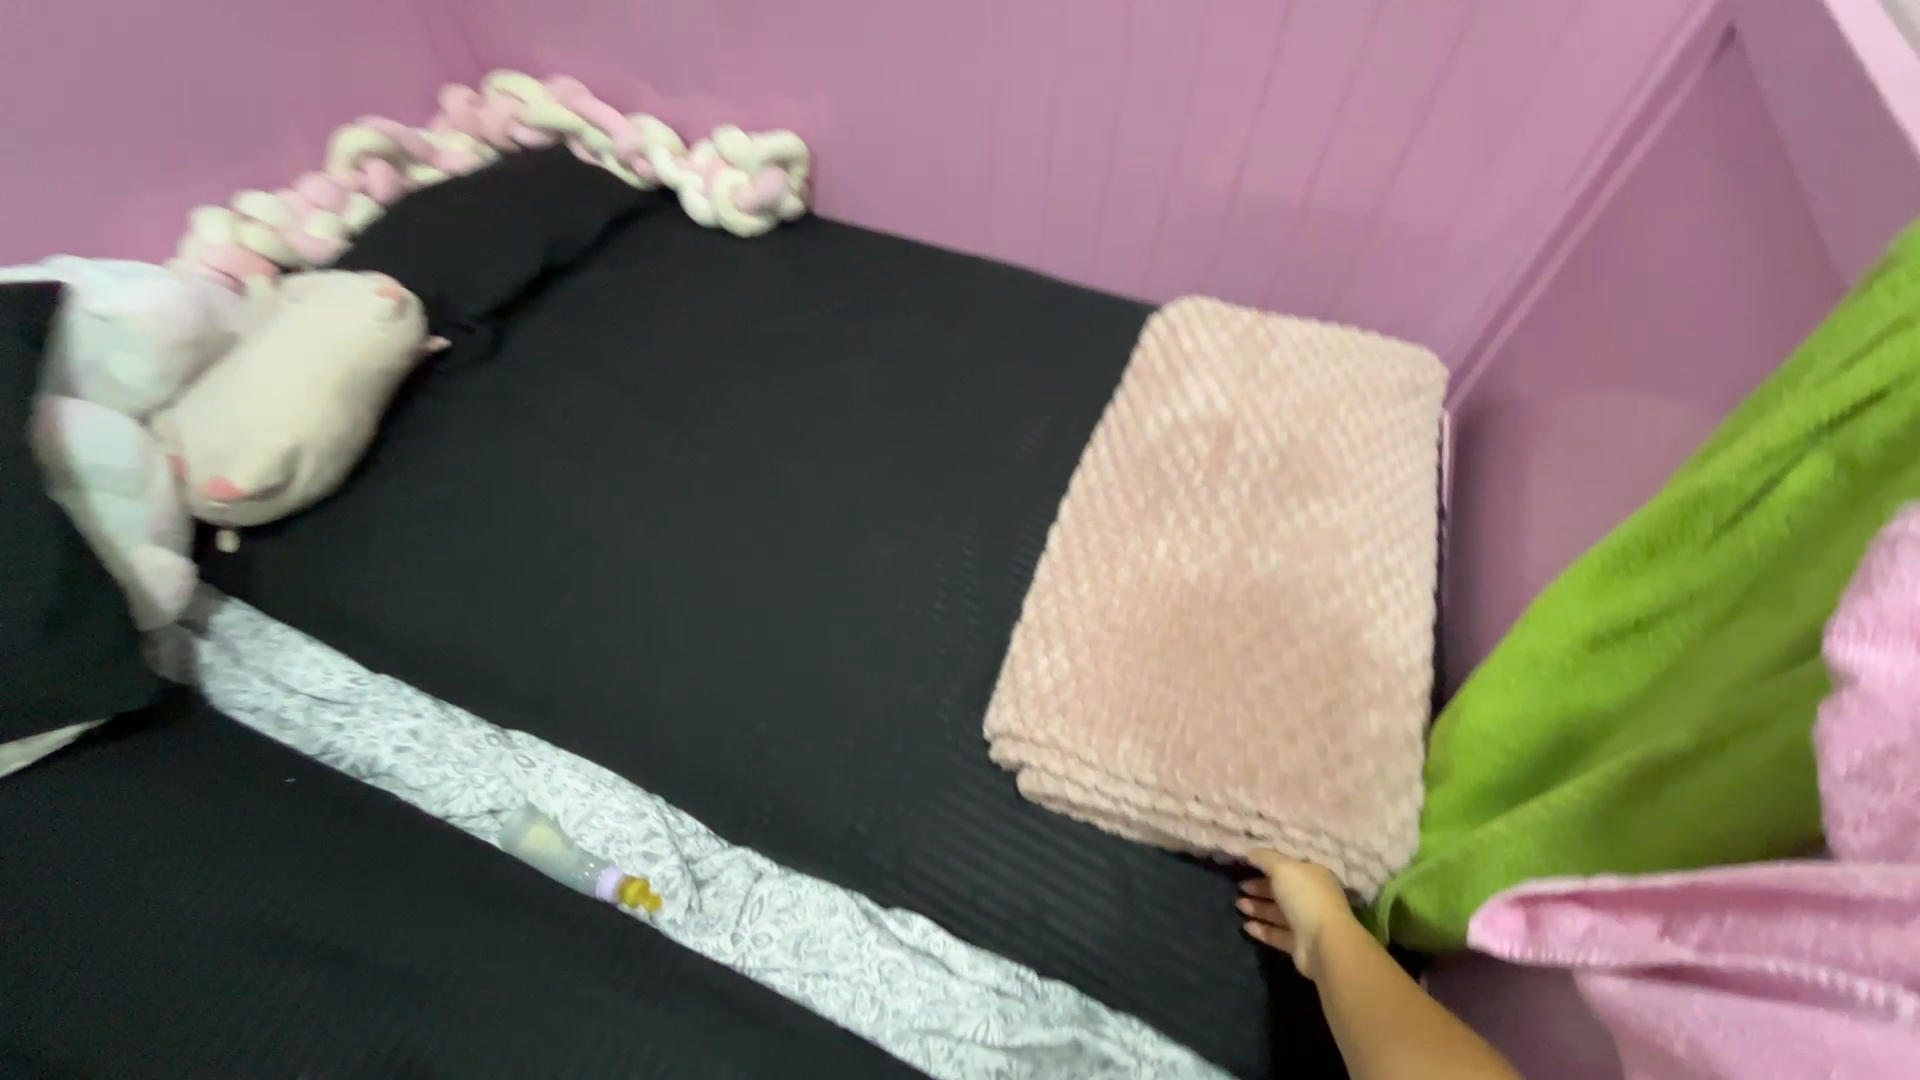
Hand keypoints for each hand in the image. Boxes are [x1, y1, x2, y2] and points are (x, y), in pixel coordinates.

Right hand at [1238, 850, 1354, 981]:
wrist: (1325, 944)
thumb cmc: (1304, 897)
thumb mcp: (1282, 868)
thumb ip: (1264, 857)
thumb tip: (1250, 853)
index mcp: (1314, 876)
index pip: (1289, 867)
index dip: (1268, 865)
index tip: (1247, 864)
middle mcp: (1312, 898)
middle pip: (1282, 890)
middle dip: (1259, 888)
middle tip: (1240, 887)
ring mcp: (1307, 923)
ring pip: (1278, 912)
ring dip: (1258, 908)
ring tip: (1238, 905)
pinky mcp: (1300, 945)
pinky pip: (1277, 934)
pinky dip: (1262, 930)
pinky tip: (1246, 926)